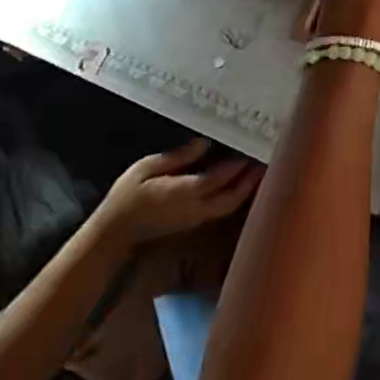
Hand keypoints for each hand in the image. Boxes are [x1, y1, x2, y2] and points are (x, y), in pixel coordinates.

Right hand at [95, 140, 263, 250]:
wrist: (113, 235)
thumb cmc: (126, 198)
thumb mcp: (144, 170)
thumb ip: (176, 158)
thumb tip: (204, 144)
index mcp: (179, 194)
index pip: (214, 180)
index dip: (234, 167)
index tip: (250, 150)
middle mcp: (193, 209)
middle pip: (230, 197)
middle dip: (250, 180)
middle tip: (265, 160)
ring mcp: (196, 219)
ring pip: (229, 206)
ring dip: (246, 188)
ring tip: (260, 169)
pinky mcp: (195, 223)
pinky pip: (222, 209)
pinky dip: (235, 195)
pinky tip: (241, 182)